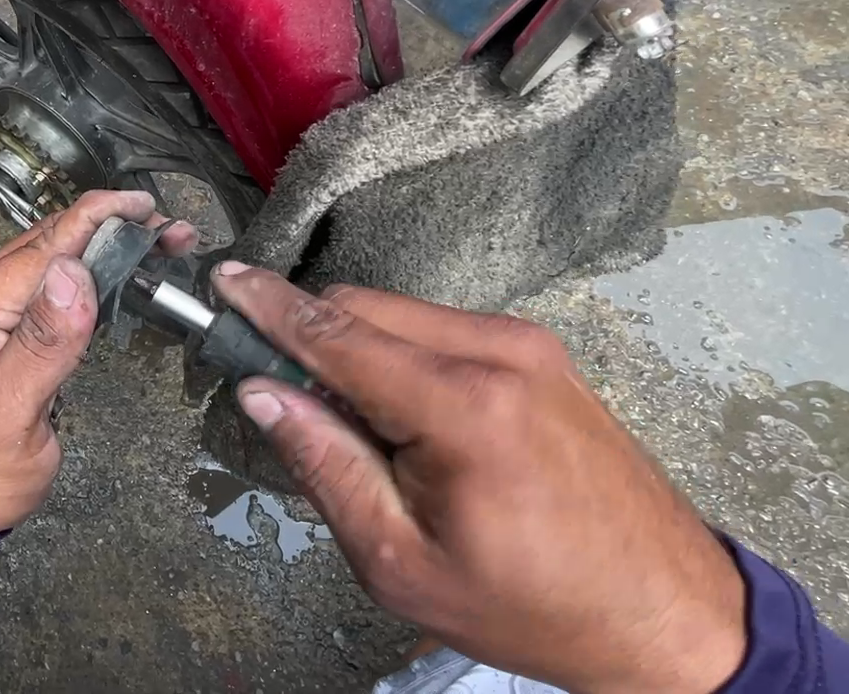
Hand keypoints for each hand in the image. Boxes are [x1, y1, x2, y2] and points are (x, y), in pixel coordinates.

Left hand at [0, 191, 195, 531]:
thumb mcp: (9, 409)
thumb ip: (42, 342)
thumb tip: (75, 274)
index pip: (44, 247)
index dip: (97, 220)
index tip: (142, 206)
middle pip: (51, 243)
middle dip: (111, 227)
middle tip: (167, 228)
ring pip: (53, 259)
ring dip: (104, 246)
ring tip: (155, 243)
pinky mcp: (5, 324)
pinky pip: (50, 284)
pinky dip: (90, 273)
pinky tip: (118, 271)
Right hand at [213, 264, 745, 693]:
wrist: (676, 618)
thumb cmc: (530, 605)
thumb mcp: (399, 561)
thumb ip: (322, 465)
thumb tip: (260, 392)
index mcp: (462, 408)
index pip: (334, 334)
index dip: (267, 304)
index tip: (221, 278)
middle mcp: (496, 353)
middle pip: (356, 308)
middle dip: (303, 334)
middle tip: (280, 391)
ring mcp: (523, 343)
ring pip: (388, 310)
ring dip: (345, 344)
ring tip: (351, 418)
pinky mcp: (534, 349)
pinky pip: (425, 325)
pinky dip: (386, 349)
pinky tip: (397, 409)